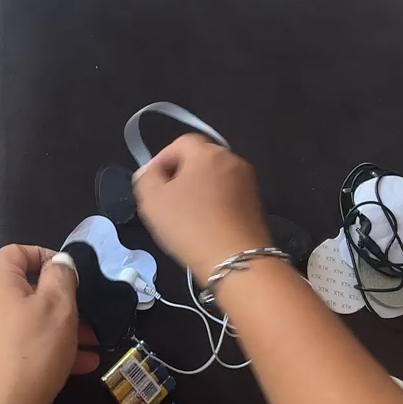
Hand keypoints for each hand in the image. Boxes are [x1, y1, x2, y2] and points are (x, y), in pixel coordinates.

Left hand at [0, 245, 79, 403]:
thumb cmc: (33, 351)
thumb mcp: (59, 306)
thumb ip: (62, 276)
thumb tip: (59, 262)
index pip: (14, 252)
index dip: (42, 254)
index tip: (67, 271)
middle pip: (25, 290)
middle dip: (61, 300)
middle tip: (87, 312)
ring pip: (29, 322)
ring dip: (62, 329)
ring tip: (93, 343)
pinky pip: (24, 347)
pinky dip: (49, 350)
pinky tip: (81, 366)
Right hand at [132, 133, 272, 278]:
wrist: (236, 260)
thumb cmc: (191, 226)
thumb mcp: (152, 200)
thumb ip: (146, 177)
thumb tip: (150, 172)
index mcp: (207, 152)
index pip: (180, 143)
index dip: (162, 159)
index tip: (151, 181)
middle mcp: (232, 160)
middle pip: (199, 158)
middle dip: (180, 174)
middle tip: (165, 198)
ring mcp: (247, 182)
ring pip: (214, 178)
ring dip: (198, 190)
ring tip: (184, 214)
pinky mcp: (256, 203)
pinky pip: (228, 195)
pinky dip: (214, 203)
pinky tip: (204, 224)